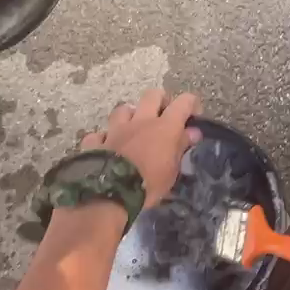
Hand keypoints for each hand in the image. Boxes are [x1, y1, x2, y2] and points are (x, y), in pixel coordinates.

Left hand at [79, 89, 201, 201]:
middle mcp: (141, 121)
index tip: (194, 117)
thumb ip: (181, 146)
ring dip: (130, 116)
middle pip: (152, 95)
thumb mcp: (173, 169)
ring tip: (133, 129)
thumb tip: (192, 132)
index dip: (191, 104)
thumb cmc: (149, 183)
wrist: (110, 194)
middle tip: (163, 116)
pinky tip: (107, 147)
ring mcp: (116, 130)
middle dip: (160, 101)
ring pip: (123, 109)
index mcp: (165, 126)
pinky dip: (104, 139)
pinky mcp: (96, 143)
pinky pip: (98, 135)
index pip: (184, 102)